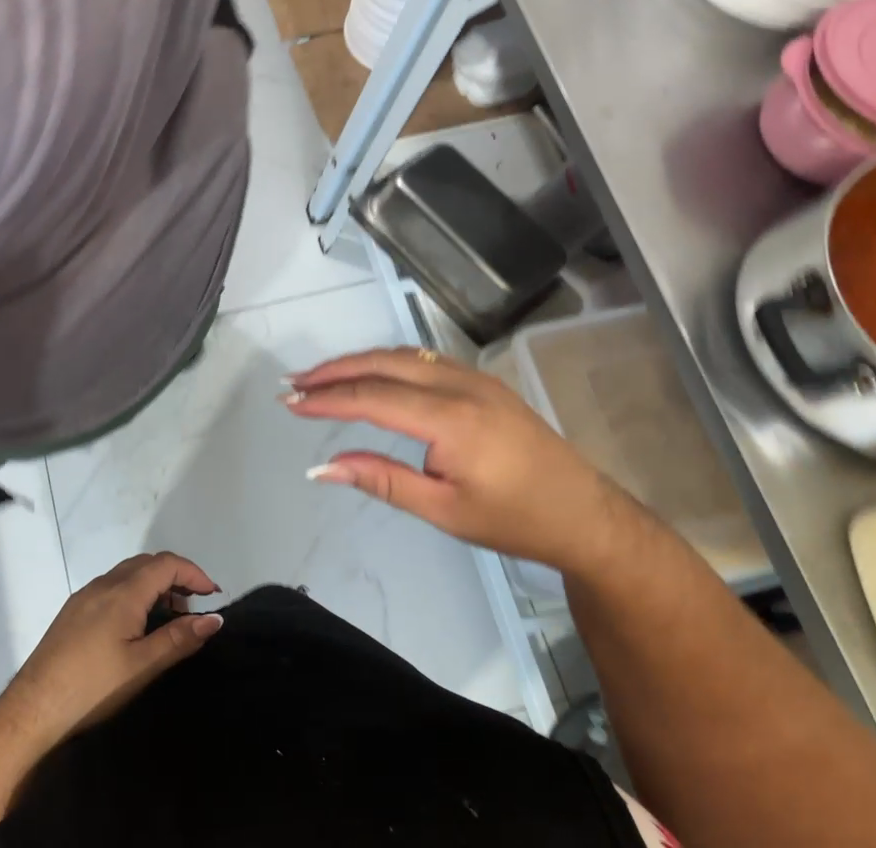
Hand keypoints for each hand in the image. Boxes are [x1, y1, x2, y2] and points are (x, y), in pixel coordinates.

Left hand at [0, 553, 223, 752]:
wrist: (35, 706)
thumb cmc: (94, 686)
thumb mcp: (143, 665)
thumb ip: (179, 638)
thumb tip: (214, 618)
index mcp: (122, 593)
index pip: (165, 564)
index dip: (193, 573)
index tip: (214, 595)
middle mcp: (102, 585)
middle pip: (146, 563)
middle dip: (176, 577)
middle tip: (196, 608)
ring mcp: (84, 597)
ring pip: (127, 574)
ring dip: (154, 586)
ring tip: (172, 619)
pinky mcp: (73, 611)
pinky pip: (111, 588)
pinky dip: (134, 594)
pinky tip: (138, 625)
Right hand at [282, 347, 636, 575]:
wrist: (586, 515)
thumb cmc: (514, 520)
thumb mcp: (443, 510)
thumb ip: (381, 481)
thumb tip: (322, 467)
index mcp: (452, 419)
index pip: (372, 398)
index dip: (326, 399)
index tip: (289, 402)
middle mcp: (462, 386)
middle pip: (383, 363)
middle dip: (333, 371)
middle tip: (293, 383)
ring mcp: (476, 379)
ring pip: (403, 355)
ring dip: (357, 363)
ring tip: (320, 379)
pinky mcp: (483, 382)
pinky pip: (423, 360)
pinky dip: (385, 363)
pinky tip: (369, 376)